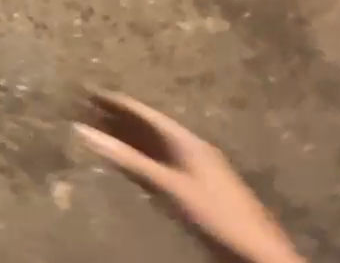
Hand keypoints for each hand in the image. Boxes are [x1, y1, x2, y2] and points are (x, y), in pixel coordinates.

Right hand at [75, 92, 303, 262]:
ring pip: (149, 148)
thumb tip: (82, 130)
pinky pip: (155, 166)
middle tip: (82, 110)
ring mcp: (190, 170)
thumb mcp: (167, 185)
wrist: (256, 254)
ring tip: (94, 132)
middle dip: (115, 120)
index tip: (86, 93)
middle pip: (145, 128)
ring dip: (123, 140)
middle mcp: (187, 149)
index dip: (115, 102)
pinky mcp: (189, 189)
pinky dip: (134, 160)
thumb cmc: (214, 214)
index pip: (143, 114)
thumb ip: (127, 159)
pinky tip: (120, 161)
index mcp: (185, 141)